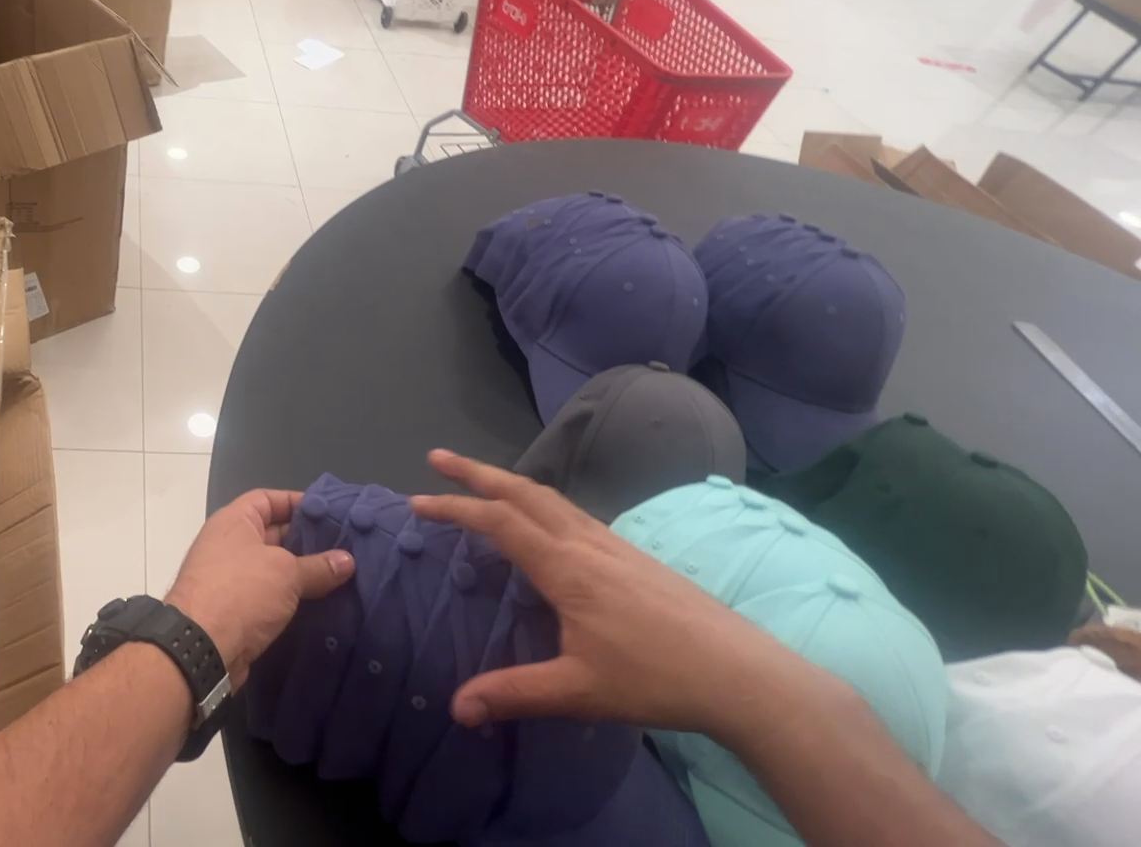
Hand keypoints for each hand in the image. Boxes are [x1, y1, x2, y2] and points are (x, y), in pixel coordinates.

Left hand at [166, 489, 355, 688]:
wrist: (202, 648)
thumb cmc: (241, 592)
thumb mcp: (285, 572)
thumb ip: (318, 566)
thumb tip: (348, 560)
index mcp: (234, 521)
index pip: (268, 499)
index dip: (298, 502)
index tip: (330, 512)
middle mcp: (230, 544)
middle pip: (274, 533)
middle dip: (308, 540)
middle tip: (346, 546)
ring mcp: (232, 579)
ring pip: (275, 568)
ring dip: (304, 573)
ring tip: (343, 574)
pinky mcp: (238, 610)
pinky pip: (272, 595)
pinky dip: (294, 597)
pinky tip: (325, 601)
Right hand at [411, 450, 846, 742]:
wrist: (748, 676)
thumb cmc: (659, 679)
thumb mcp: (580, 691)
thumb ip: (515, 694)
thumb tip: (457, 709)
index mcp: (566, 568)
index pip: (498, 522)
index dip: (454, 508)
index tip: (417, 502)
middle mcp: (586, 543)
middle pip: (522, 491)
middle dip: (475, 471)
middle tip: (437, 457)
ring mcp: (614, 544)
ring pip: (550, 497)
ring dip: (507, 481)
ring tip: (480, 480)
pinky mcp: (633, 554)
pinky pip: (572, 512)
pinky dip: (538, 501)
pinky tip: (542, 521)